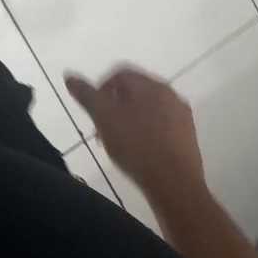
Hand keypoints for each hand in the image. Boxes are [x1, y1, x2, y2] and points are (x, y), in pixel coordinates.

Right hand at [65, 66, 206, 204]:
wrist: (175, 184)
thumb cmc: (135, 146)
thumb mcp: (102, 117)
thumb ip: (86, 94)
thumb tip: (70, 76)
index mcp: (150, 85)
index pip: (120, 73)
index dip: (101, 87)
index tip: (92, 108)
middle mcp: (170, 94)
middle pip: (134, 91)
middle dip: (113, 105)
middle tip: (101, 125)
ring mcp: (182, 116)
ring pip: (146, 108)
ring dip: (127, 118)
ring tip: (116, 140)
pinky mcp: (188, 136)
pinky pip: (160, 123)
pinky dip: (144, 130)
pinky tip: (136, 149)